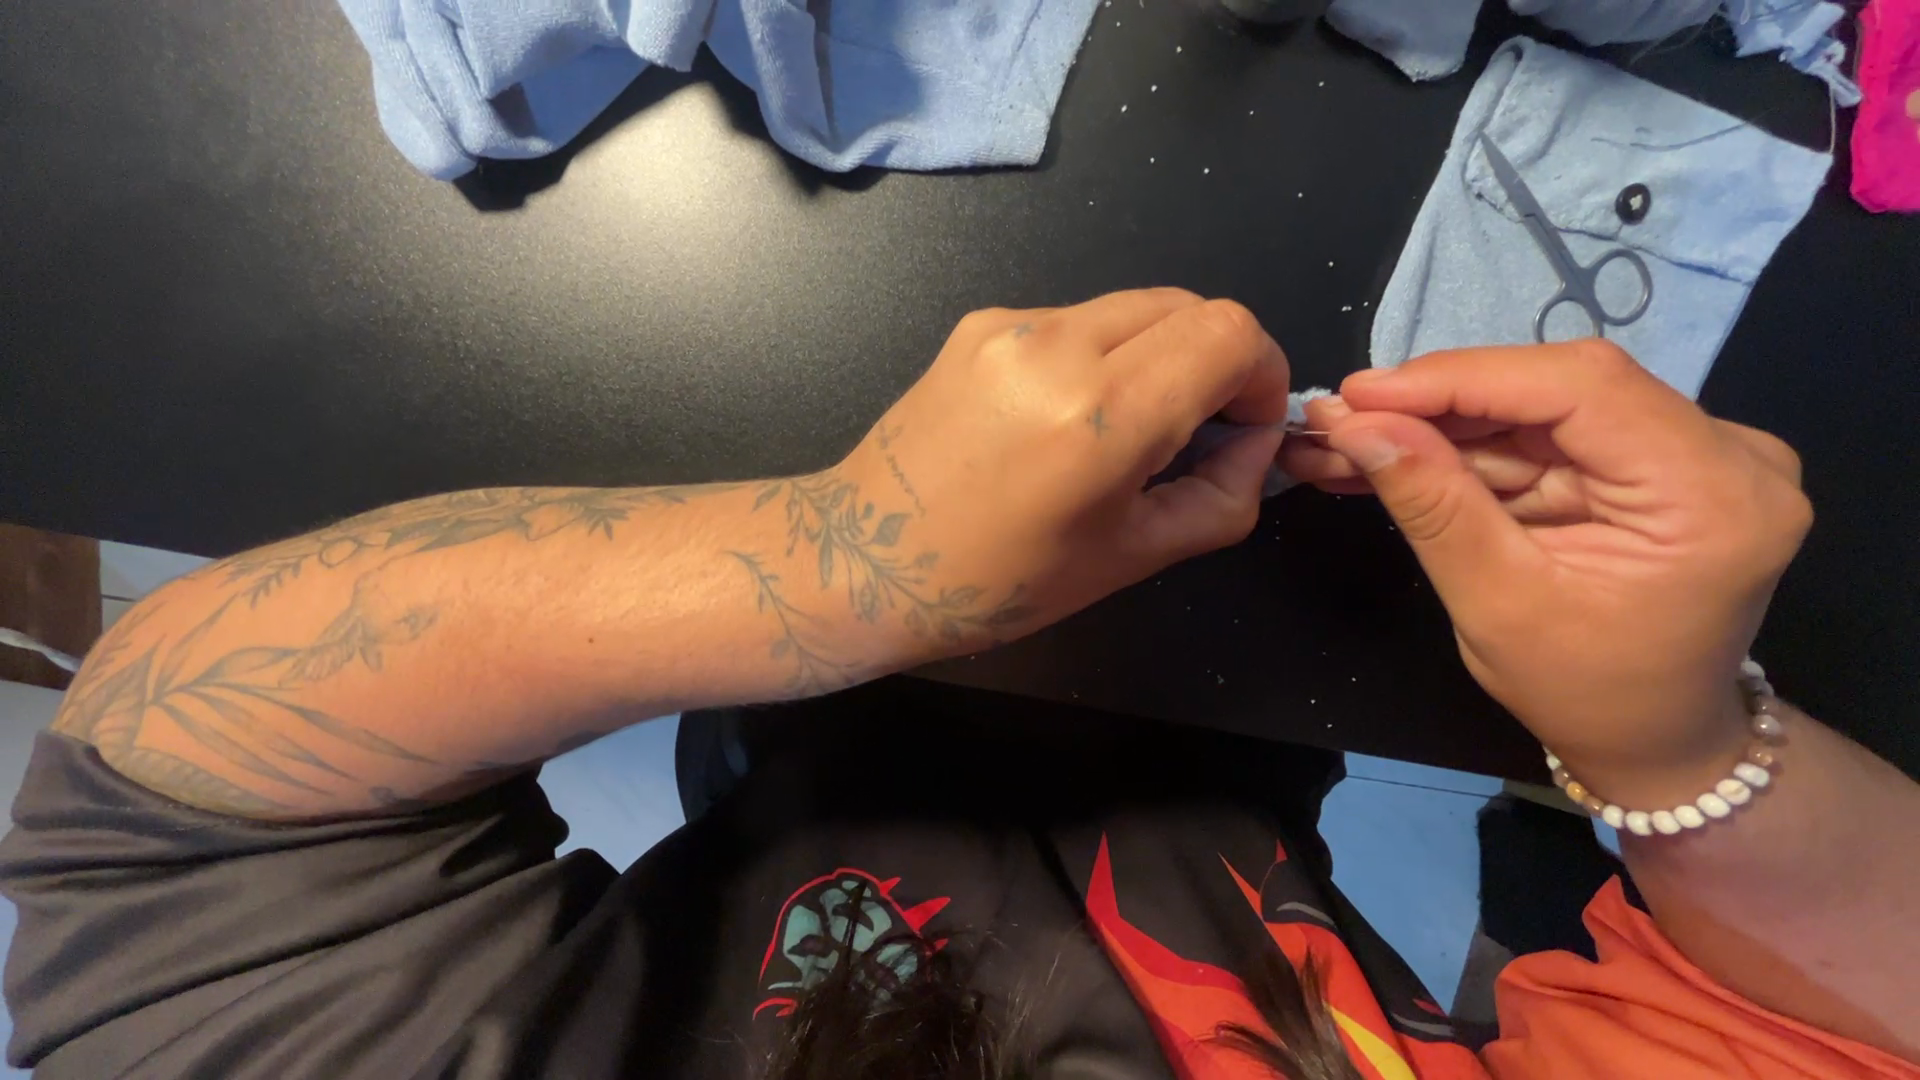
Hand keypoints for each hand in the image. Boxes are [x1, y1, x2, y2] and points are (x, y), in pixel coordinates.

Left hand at [834, 288, 1290, 662]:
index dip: (1261, 372)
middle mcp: (1057, 345)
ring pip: (1132, 307)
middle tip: (1193, 430)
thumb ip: (1219, 499)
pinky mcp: (978, 325)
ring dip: (1156, 356)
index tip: (1243, 424)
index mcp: (1102, 413)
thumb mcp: (1129, 558)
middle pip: (1188, 305)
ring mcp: (1010, 325)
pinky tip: (1060, 418)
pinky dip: (1099, 356)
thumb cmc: (997, 581)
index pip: (1229, 332)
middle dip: (1215, 362)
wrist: (864, 557)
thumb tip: (1256, 445)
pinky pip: (1073, 320)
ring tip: (1121, 431)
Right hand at [1282, 342, 1810, 803]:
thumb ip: (1432, 504)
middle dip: (1427, 405)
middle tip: (1332, 421)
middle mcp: (1715, 453)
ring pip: (1523, 412)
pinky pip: (1525, 439)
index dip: (1459, 379)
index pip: (1579, 388)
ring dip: (1422, 429)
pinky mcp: (1630, 464)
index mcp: (1712, 494)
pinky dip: (1445, 451)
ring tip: (1332, 444)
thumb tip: (1356, 426)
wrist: (1645, 734)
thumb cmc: (1581, 689)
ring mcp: (1676, 454)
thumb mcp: (1493, 602)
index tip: (1359, 394)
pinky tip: (1375, 456)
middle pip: (1549, 390)